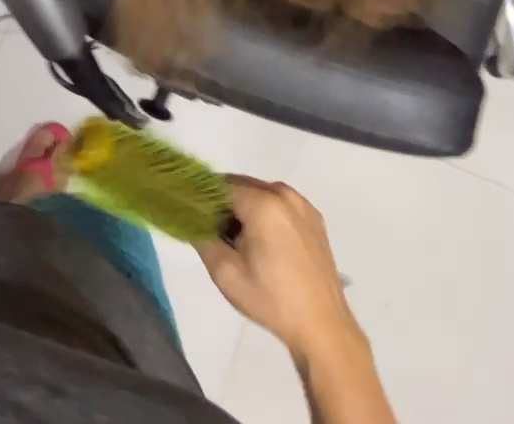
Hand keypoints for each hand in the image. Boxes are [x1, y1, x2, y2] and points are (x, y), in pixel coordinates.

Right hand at [195, 177, 364, 365]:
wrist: (323, 328)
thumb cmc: (271, 300)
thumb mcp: (225, 272)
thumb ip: (201, 237)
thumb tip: (190, 218)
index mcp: (263, 204)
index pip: (218, 185)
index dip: (202, 199)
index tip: (193, 220)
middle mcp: (285, 196)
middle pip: (240, 185)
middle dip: (222, 204)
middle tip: (214, 234)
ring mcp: (303, 206)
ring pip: (259, 193)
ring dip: (243, 209)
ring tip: (238, 242)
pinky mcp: (315, 220)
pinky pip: (278, 204)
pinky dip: (264, 213)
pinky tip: (262, 244)